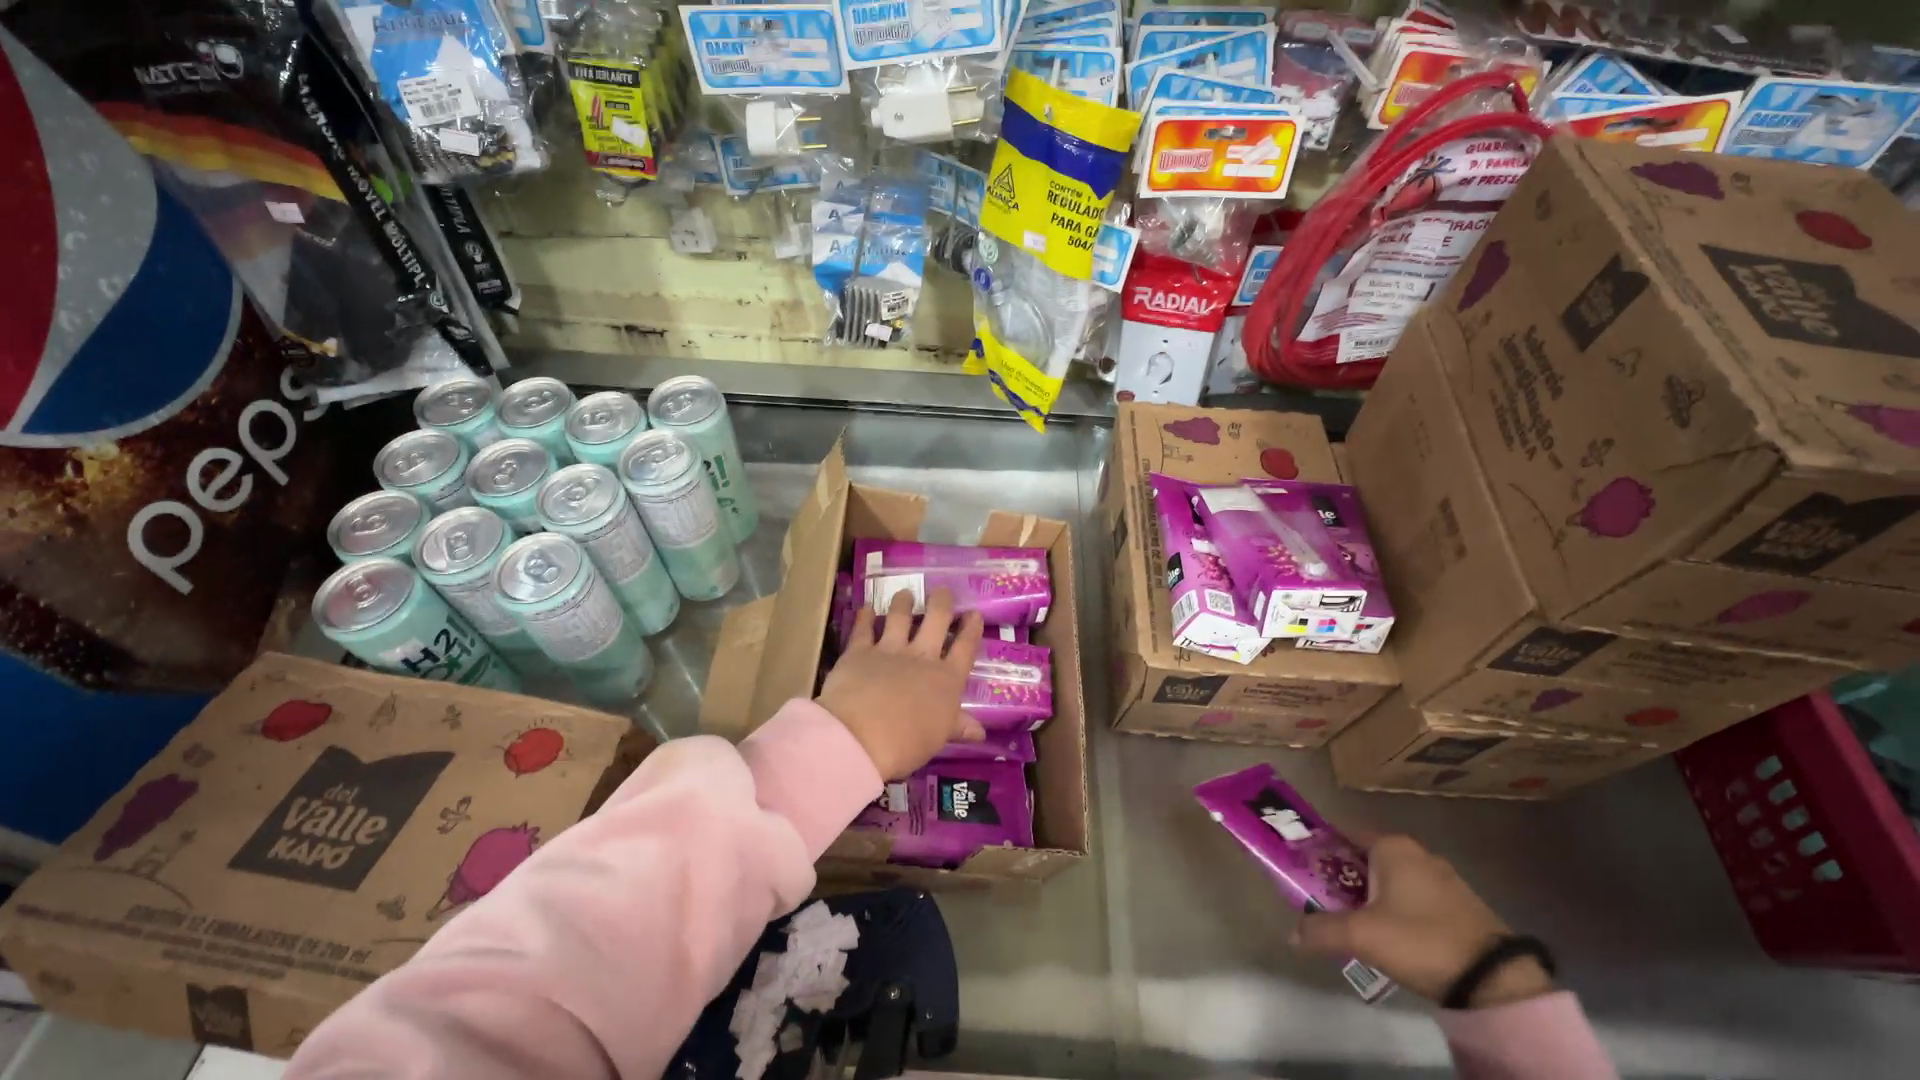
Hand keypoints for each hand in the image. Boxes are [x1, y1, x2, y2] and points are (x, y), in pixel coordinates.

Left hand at [818, 587, 985, 779]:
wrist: (862, 736)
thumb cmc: (908, 743)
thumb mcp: (939, 738)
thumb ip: (957, 727)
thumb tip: (980, 731)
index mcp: (947, 680)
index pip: (965, 648)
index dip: (971, 629)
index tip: (974, 613)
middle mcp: (922, 657)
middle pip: (936, 621)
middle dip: (942, 603)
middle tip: (943, 591)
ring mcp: (890, 650)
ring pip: (899, 616)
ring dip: (903, 602)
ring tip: (905, 593)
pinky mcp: (859, 651)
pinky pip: (863, 628)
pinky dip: (864, 616)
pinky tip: (865, 607)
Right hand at [1291, 834, 1554, 1007]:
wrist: (1495, 979)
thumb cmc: (1420, 939)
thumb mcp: (1362, 936)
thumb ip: (1321, 930)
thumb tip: (1292, 934)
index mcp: (1392, 847)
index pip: (1343, 833)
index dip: (1318, 848)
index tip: (1300, 867)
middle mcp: (1417, 853)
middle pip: (1364, 858)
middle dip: (1340, 877)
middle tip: (1319, 900)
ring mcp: (1442, 879)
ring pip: (1389, 880)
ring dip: (1367, 896)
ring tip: (1349, 922)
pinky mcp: (1458, 905)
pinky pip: (1412, 898)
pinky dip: (1394, 910)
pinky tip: (1387, 935)